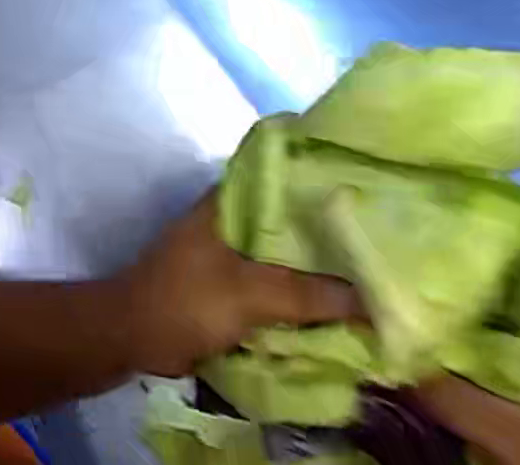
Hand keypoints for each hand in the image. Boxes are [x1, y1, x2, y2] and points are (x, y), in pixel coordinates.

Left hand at [112, 192, 361, 375]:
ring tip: (373, 281)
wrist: (137, 334)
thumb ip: (305, 292)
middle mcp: (225, 224)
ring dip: (315, 274)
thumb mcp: (249, 293)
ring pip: (279, 259)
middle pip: (283, 227)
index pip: (274, 185)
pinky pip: (272, 288)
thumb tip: (374, 300)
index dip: (315, 191)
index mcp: (221, 207)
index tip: (361, 200)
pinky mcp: (226, 287)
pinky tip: (338, 311)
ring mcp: (224, 256)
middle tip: (382, 251)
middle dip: (326, 241)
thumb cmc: (186, 299)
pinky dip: (299, 298)